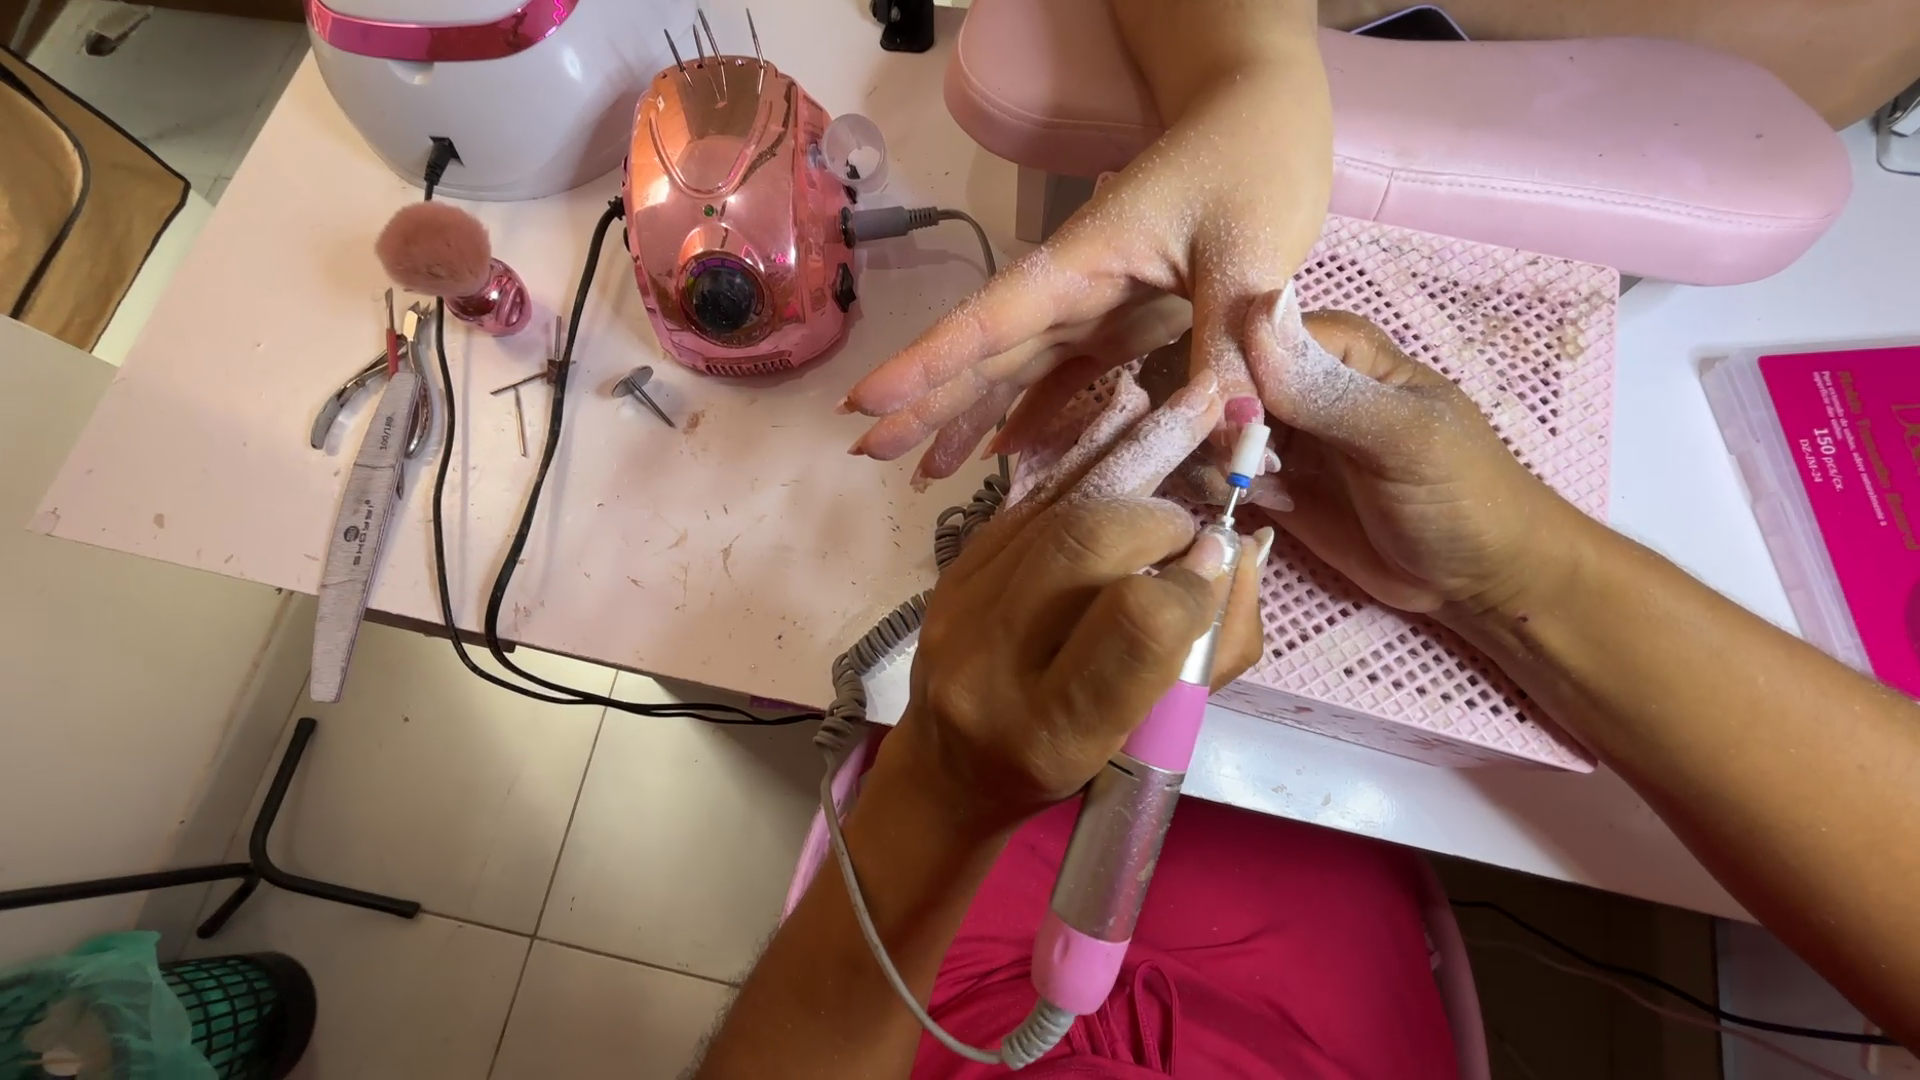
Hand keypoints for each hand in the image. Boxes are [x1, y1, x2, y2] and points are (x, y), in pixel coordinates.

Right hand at [841, 41, 1331, 484]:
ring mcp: (1087, 311)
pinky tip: (1001, 450)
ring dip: (964, 417)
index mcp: (1079, 265)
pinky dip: (1031, 414)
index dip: (926, 365)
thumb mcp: (1249, 253)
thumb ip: (1234, 347)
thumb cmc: (1250, 162)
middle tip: (867, 450)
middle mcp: (1067, 293)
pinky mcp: (1112, 324)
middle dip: (923, 404)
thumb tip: (1230, 440)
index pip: (987, 320)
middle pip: (981, 355)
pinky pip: (1059, 377)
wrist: (1257, 117)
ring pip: (1010, 372)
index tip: (866, 402)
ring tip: (921, 469)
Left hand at [887, 373, 1271, 830]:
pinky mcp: (953, 569)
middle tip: (1190, 528)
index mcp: (1050, 730)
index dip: (1192, 586)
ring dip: (1132, 461)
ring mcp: (960, 606)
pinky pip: (1030, 500)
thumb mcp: (1146, 737)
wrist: (950, 765)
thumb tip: (1242, 552)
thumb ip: (1211, 653)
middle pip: (1085, 545)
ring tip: (1193, 412)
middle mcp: (991, 661)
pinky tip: (1132, 425)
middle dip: (1158, 520)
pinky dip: (1089, 463)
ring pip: (1057, 509)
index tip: (1216, 567)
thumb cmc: (1059, 767)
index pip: (1134, 625)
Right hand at [1242, 289, 1583, 616]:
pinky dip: (1211, 486)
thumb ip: (1326, 388)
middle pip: (1221, 380)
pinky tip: (1242, 504)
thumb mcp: (1402, 437)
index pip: (1255, 334)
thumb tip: (1258, 316)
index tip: (1230, 416)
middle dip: (1214, 420)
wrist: (1473, 579)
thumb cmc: (1460, 495)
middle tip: (1239, 464)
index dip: (1229, 367)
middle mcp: (1299, 385)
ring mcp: (1280, 436)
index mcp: (1338, 350)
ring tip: (1245, 488)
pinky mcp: (1267, 483)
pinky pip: (1214, 472)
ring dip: (1210, 457)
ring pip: (1210, 427)